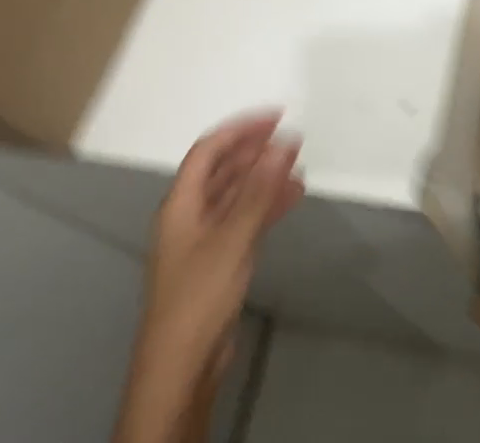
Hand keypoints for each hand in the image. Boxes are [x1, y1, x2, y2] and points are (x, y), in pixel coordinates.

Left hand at [144, 110, 303, 366]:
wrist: (182, 363)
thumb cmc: (199, 295)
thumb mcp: (232, 238)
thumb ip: (259, 191)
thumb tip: (282, 145)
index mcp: (181, 203)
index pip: (210, 150)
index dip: (242, 129)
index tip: (277, 116)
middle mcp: (190, 215)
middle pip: (222, 169)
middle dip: (255, 149)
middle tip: (291, 134)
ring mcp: (205, 239)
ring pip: (236, 194)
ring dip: (264, 175)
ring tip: (297, 161)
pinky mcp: (220, 260)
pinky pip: (245, 218)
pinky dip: (266, 204)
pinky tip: (291, 197)